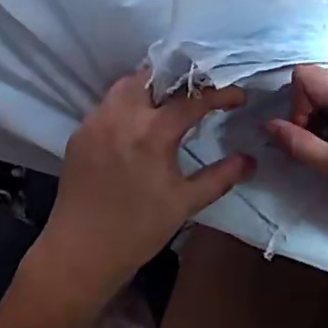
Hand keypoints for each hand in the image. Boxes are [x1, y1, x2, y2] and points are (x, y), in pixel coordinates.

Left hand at [25, 68, 254, 312]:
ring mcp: (95, 123)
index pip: (191, 100)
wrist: (82, 249)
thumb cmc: (138, 229)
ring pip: (122, 88)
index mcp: (152, 132)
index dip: (219, 94)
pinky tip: (133, 128)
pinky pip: (104, 108)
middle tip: (193, 96)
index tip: (237, 96)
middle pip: (150, 78)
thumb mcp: (185, 203)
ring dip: (146, 89)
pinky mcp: (79, 135)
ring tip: (163, 107)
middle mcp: (121, 117)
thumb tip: (249, 160)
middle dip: (174, 81)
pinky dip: (123, 107)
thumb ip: (220, 177)